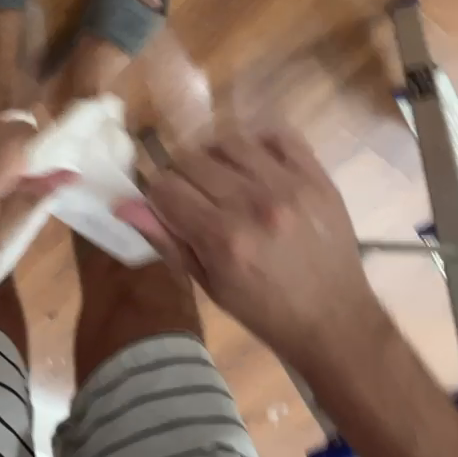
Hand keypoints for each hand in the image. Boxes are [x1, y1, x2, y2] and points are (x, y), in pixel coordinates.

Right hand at [116, 127, 387, 367]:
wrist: (335, 321)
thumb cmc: (264, 310)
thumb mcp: (208, 284)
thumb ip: (166, 239)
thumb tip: (122, 204)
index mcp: (223, 239)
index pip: (165, 188)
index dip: (159, 195)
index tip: (168, 206)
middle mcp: (254, 206)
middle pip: (191, 160)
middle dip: (183, 176)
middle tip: (197, 197)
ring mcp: (290, 187)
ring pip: (228, 141)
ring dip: (216, 156)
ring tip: (224, 178)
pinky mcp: (317, 177)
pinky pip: (277, 135)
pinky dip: (258, 142)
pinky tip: (255, 164)